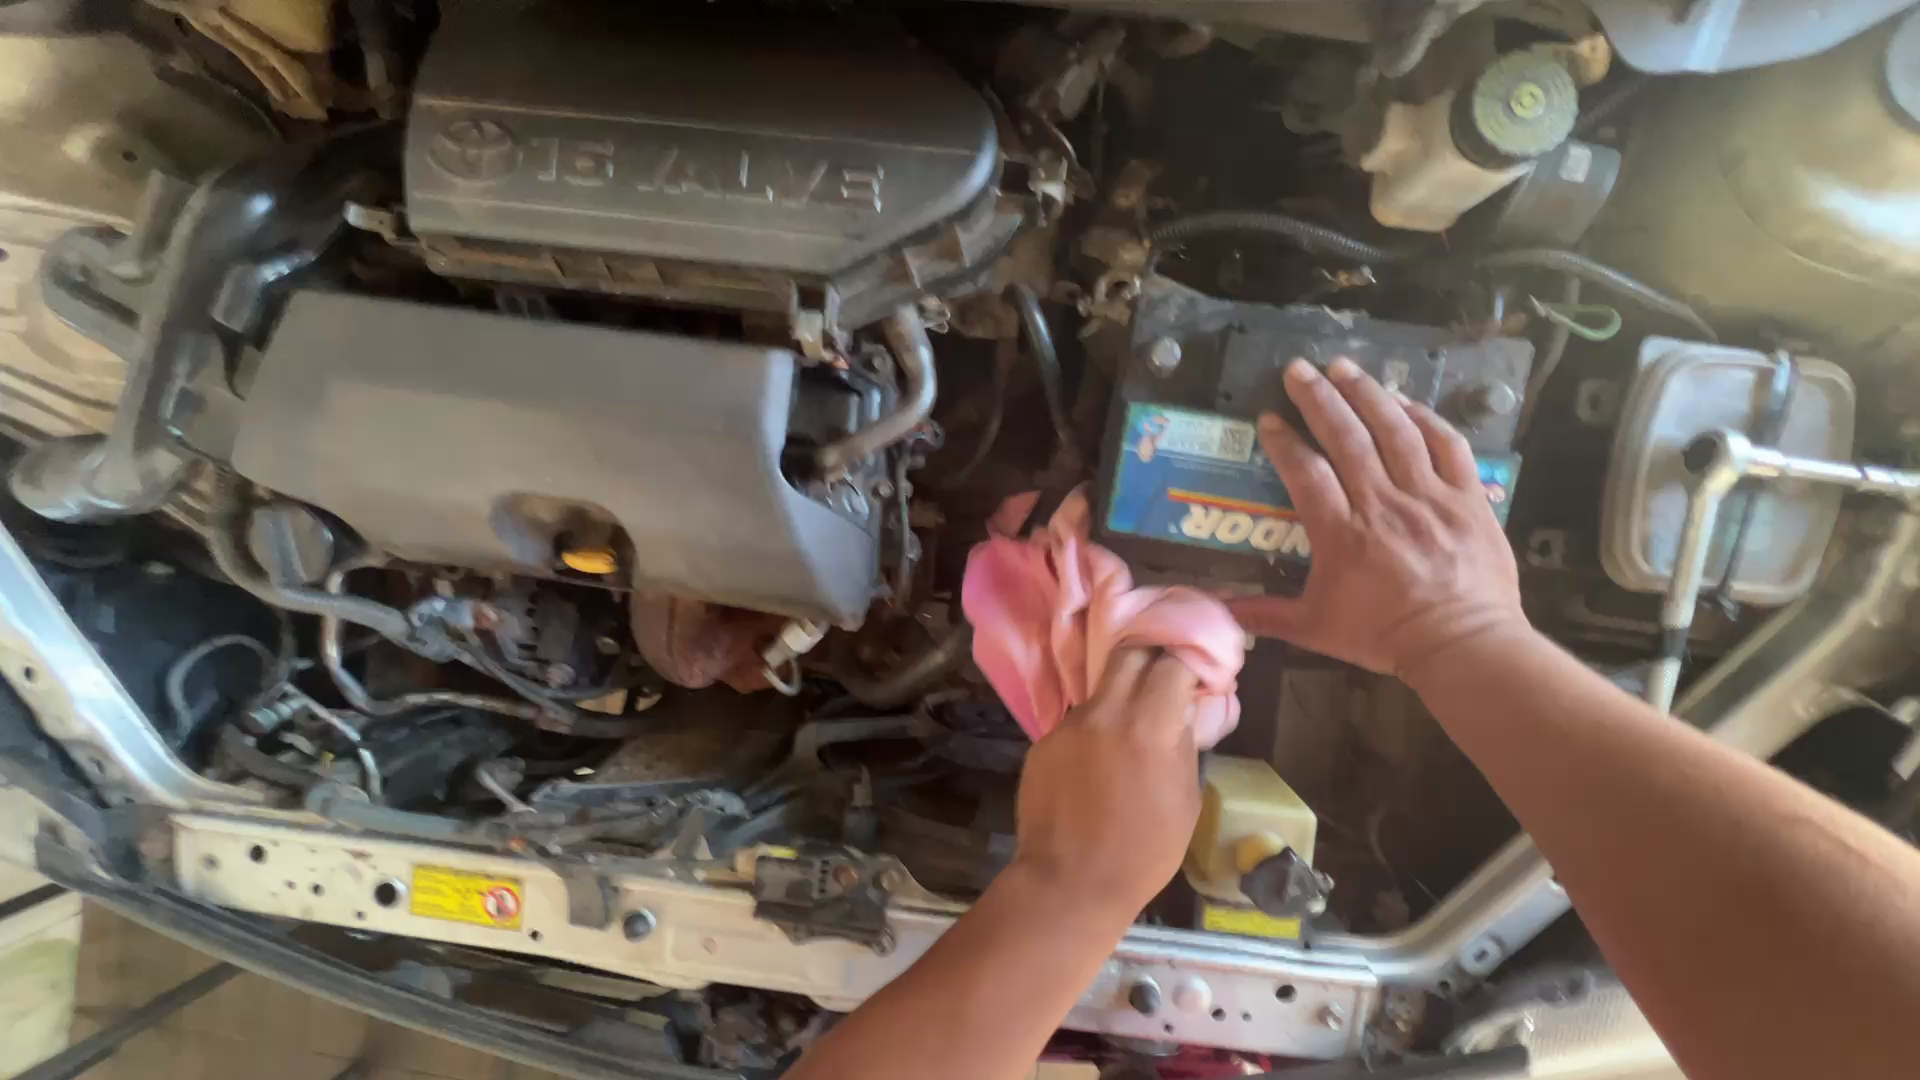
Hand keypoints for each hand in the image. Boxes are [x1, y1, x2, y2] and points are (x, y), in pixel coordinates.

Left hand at [1011, 649, 1200, 917]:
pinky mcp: (1044, 741)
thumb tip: (1185, 709)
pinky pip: (1076, 723)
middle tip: (1162, 678)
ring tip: (1130, 730)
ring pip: (1100, 691)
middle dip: (1150, 658)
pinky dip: (1093, 731)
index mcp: (1147, 727)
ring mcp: (1068, 725)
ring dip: (1120, 699)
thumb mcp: (1184, 801)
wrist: (1069, 881)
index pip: (1170, 664)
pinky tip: (1096, 763)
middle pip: (1127, 655)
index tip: (1195, 673)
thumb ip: (1183, 745)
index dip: (1186, 662)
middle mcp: (1104, 714)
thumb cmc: (1142, 851)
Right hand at [1228, 357, 1527, 678]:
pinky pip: (1448, 445)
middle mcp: (1382, 505)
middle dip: (1319, 399)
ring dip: (1367, 394)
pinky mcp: (1467, 498)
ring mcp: (1429, 497)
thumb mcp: (1313, 629)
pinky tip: (1403, 400)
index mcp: (1342, 534)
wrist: (1464, 646)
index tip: (1268, 418)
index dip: (1284, 441)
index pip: (1306, 473)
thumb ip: (1263, 613)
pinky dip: (1425, 417)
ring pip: (1395, 431)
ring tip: (1344, 367)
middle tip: (1298, 369)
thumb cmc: (1382, 635)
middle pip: (1347, 438)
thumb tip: (1215, 609)